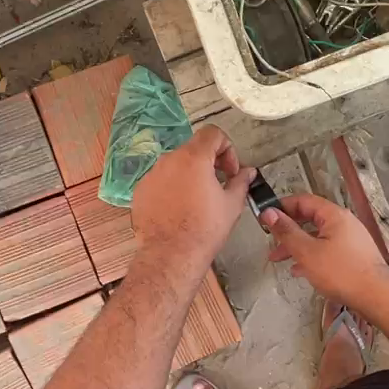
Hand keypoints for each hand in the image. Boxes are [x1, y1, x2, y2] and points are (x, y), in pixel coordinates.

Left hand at [131, 127, 254, 268]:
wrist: (171, 255)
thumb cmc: (205, 229)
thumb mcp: (231, 204)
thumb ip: (241, 182)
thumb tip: (249, 172)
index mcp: (194, 158)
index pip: (212, 133)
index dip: (227, 148)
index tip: (230, 171)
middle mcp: (169, 160)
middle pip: (193, 149)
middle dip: (209, 162)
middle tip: (218, 185)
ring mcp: (151, 175)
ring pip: (175, 165)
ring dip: (190, 175)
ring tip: (197, 200)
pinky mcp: (140, 191)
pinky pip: (160, 181)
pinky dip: (172, 188)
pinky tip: (178, 210)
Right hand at [261, 194, 388, 311]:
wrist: (376, 296)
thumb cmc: (340, 272)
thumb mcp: (307, 251)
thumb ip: (286, 231)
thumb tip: (269, 212)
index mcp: (334, 215)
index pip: (304, 201)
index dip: (283, 206)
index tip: (266, 217)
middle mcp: (344, 223)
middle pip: (310, 219)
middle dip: (288, 231)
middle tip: (271, 242)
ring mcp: (351, 239)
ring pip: (318, 237)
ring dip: (298, 246)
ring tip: (280, 260)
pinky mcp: (354, 255)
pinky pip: (328, 249)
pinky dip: (312, 256)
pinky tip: (300, 270)